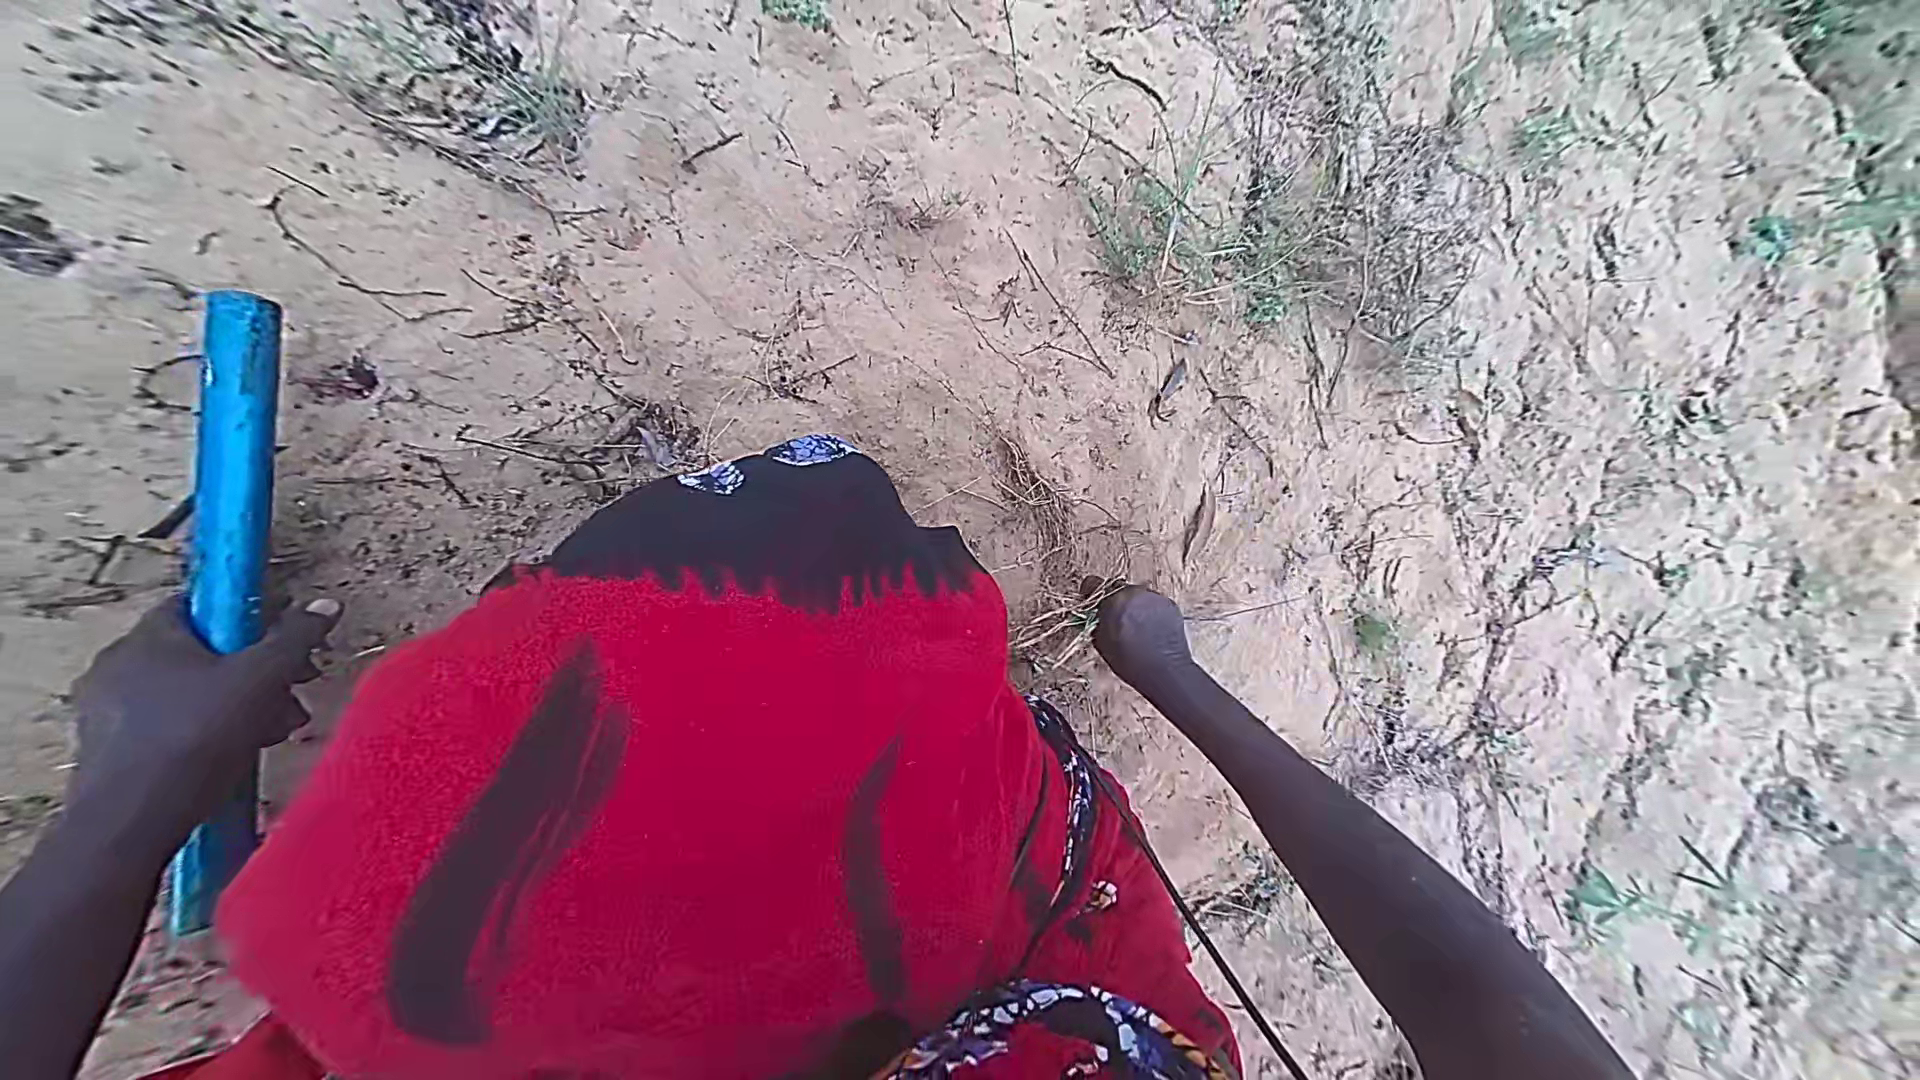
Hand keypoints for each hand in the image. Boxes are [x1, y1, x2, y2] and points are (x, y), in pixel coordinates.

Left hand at [65, 596, 342, 845]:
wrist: (141, 813)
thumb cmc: (202, 730)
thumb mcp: (266, 673)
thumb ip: (297, 634)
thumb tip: (324, 603)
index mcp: (146, 644)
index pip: (198, 604)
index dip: (248, 608)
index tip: (290, 623)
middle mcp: (121, 669)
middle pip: (209, 648)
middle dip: (265, 661)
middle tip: (302, 676)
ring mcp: (117, 708)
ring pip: (204, 684)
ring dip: (254, 694)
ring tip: (283, 717)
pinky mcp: (125, 741)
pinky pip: (187, 713)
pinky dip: (227, 718)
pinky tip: (255, 737)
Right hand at [1092, 584, 1195, 689]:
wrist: (1163, 670)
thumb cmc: (1130, 661)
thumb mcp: (1100, 642)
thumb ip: (1095, 622)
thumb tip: (1094, 617)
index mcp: (1111, 600)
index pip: (1093, 583)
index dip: (1089, 592)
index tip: (1090, 600)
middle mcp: (1133, 592)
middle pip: (1117, 589)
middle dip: (1115, 601)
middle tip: (1115, 619)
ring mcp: (1153, 597)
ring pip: (1137, 595)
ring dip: (1133, 606)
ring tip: (1135, 627)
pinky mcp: (1169, 604)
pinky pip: (1154, 603)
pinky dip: (1150, 612)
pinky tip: (1150, 629)